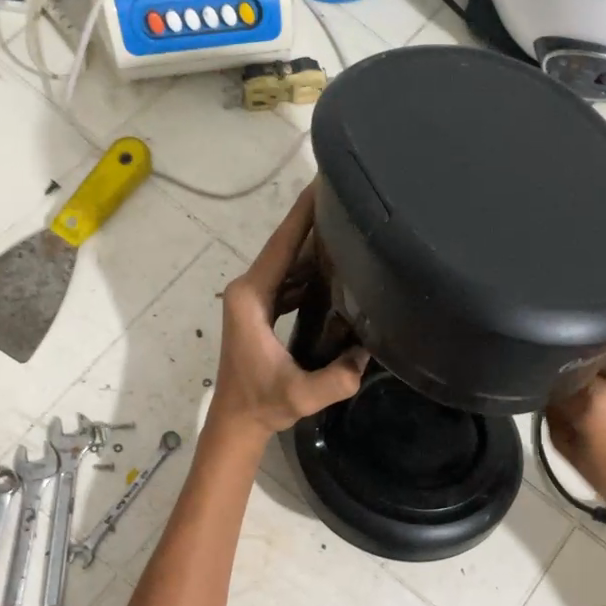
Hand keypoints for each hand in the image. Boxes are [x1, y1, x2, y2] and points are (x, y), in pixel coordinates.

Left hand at [208, 183, 366, 441]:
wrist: (237, 422)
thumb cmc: (262, 405)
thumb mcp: (301, 395)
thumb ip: (335, 379)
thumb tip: (368, 354)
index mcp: (251, 297)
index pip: (282, 245)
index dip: (303, 214)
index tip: (322, 183)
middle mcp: (249, 290)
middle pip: (287, 247)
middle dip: (316, 224)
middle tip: (351, 200)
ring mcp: (254, 299)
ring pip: (289, 263)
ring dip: (316, 247)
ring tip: (351, 226)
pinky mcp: (261, 311)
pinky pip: (289, 280)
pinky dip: (310, 270)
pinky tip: (338, 266)